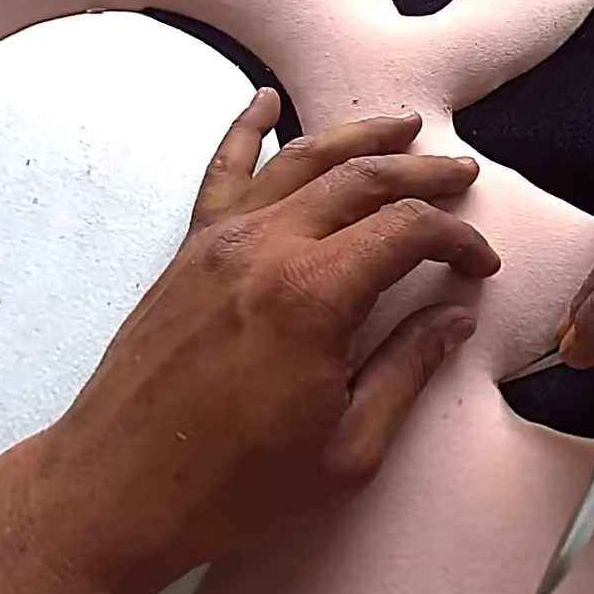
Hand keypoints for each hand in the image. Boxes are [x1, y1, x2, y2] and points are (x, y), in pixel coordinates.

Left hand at [14, 89, 496, 593]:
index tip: (480, 263)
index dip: (456, 238)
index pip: (407, 231)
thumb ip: (408, 367)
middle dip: (422, 172)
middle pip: (363, 179)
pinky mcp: (190, 248)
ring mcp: (221, 239)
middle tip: (462, 174)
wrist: (113, 494)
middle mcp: (268, 246)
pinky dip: (247, 128)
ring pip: (303, 159)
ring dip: (359, 137)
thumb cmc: (236, 486)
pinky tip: (265, 100)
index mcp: (314, 295)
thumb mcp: (348, 447)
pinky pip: (223, 171)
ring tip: (402, 126)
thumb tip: (456, 316)